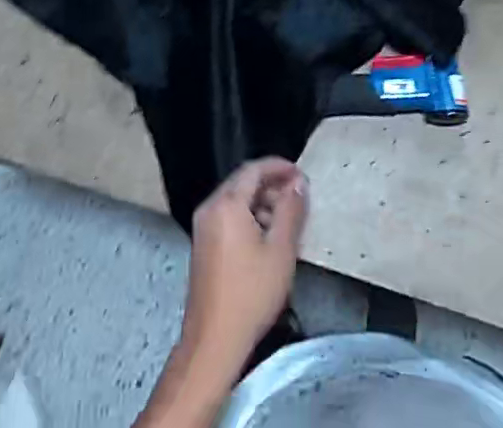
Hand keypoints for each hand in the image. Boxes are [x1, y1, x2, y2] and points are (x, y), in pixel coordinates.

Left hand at [182, 157, 309, 361]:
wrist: (215, 335)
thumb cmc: (251, 292)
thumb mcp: (280, 250)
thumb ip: (290, 211)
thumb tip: (297, 184)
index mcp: (226, 204)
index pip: (252, 170)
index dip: (278, 167)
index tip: (300, 173)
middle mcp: (210, 207)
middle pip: (241, 183)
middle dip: (270, 184)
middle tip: (298, 195)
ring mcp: (203, 225)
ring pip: (234, 200)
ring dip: (260, 202)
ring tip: (287, 218)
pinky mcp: (203, 242)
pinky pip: (227, 216)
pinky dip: (248, 216)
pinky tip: (267, 237)